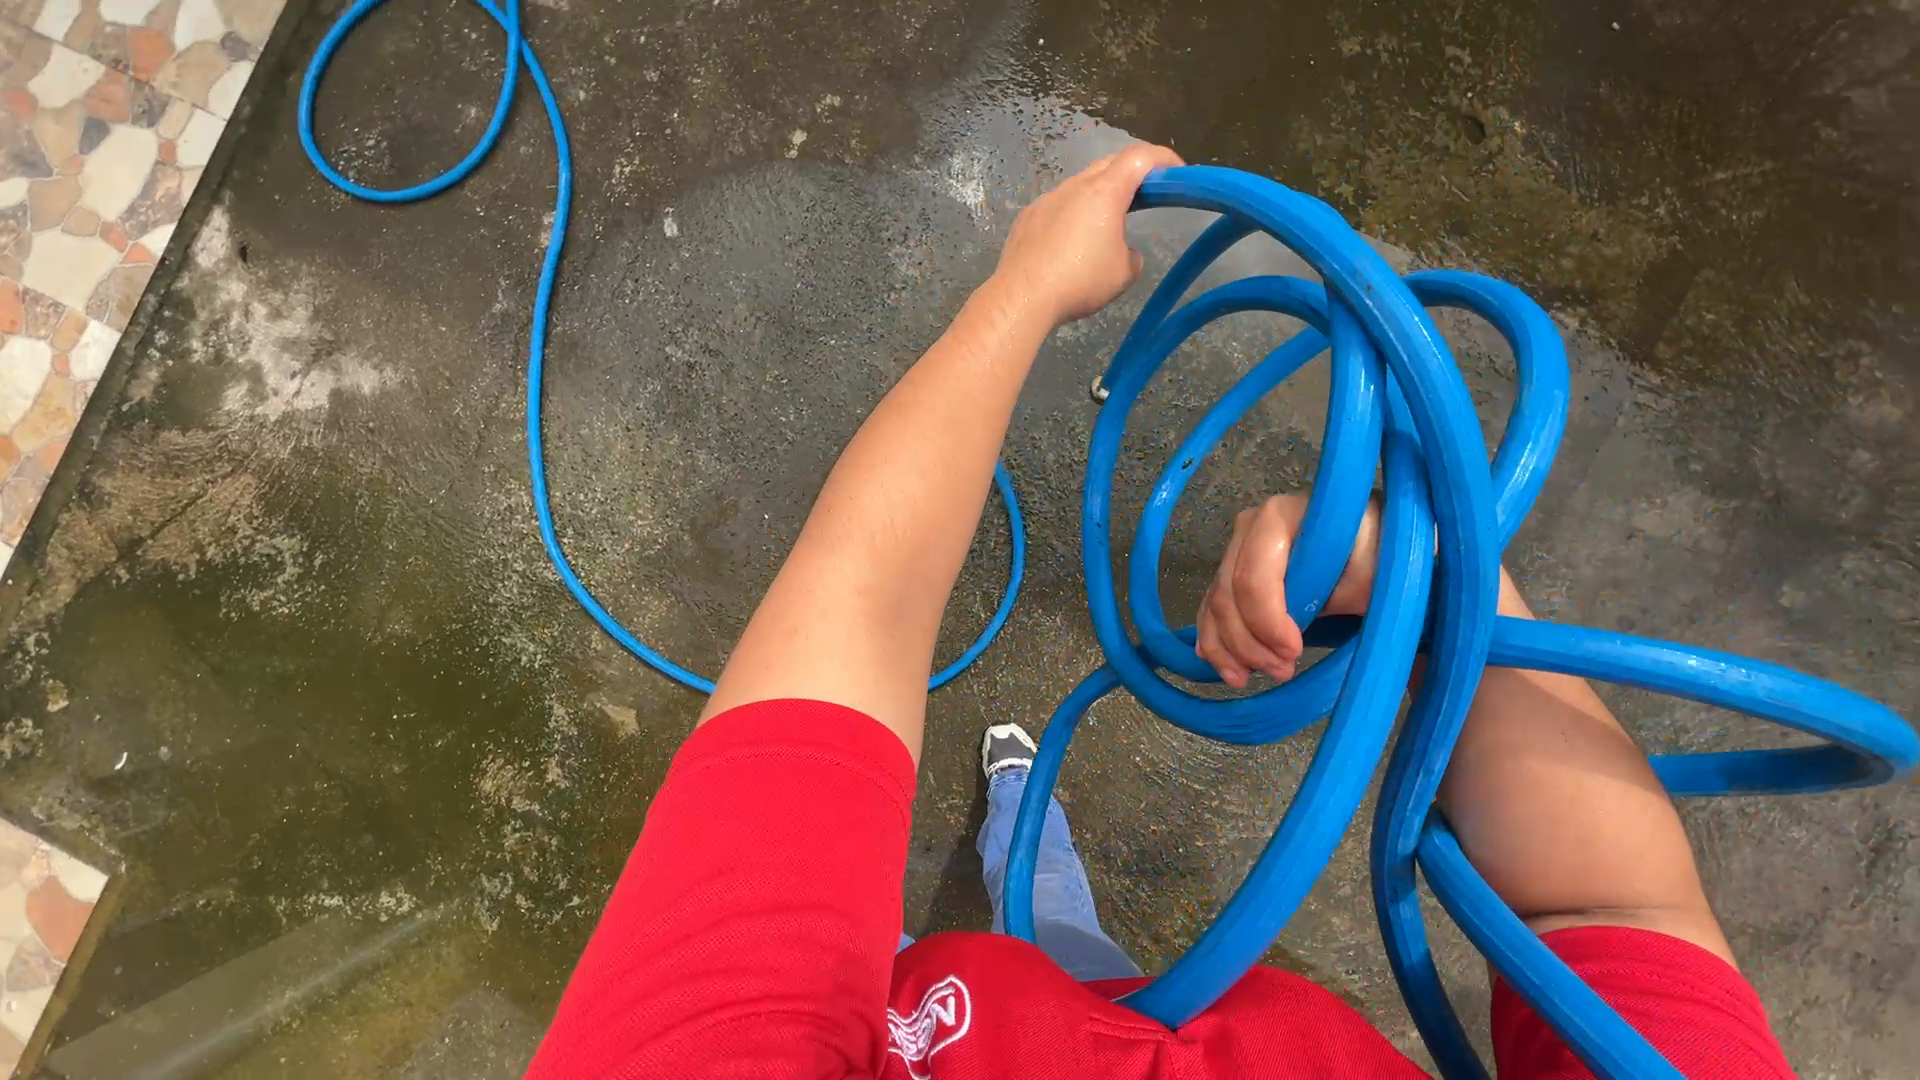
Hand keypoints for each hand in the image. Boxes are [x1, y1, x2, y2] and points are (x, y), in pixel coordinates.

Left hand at [992, 142, 1184, 327]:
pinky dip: (1072, 214)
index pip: (1141, 157)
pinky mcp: (1027, 217)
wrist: (1023, 297)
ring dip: (1098, 196)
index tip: (1176, 171)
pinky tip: (1069, 242)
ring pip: (1079, 185)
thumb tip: (1125, 252)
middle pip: (1109, 165)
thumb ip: (1132, 256)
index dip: (1163, 158)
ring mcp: (1047, 199)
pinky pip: (1057, 206)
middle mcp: (1074, 186)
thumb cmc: (1079, 282)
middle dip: (1131, 174)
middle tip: (1144, 194)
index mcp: (1105, 192)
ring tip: (1104, 223)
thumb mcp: (1122, 275)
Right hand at [1195, 493, 1381, 687]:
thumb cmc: (1380, 552)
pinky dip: (1215, 641)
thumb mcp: (1369, 569)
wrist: (1378, 539)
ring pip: (1215, 607)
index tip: (1293, 653)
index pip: (1253, 578)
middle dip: (1248, 642)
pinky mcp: (1234, 573)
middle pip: (1227, 596)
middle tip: (1281, 671)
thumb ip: (1334, 592)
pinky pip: (1211, 610)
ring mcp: (1236, 551)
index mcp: (1277, 518)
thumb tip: (1300, 626)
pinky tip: (1227, 667)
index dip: (1265, 621)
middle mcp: (1248, 530)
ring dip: (1228, 648)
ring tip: (1249, 678)